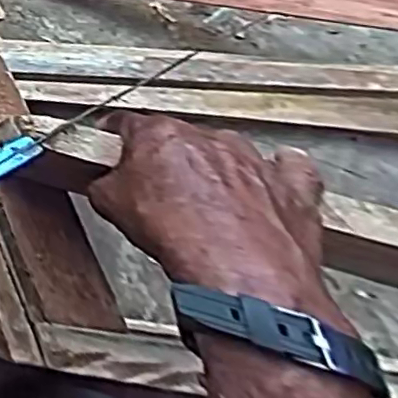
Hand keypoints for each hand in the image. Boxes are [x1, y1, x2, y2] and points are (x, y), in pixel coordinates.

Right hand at [87, 113, 350, 330]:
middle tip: (160, 180)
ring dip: (218, 163)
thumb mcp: (109, 203)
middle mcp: (204, 137)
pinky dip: (283, 171)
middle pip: (179, 135)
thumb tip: (106, 183)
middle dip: (168, 153)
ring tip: (210, 191)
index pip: (127, 122)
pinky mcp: (292, 189)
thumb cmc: (175, 235)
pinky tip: (273, 178)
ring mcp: (252, 160)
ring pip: (229, 149)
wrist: (237, 275)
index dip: (118, 135)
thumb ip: (105, 181)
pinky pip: (292, 168)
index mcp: (157, 132)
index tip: (115, 144)